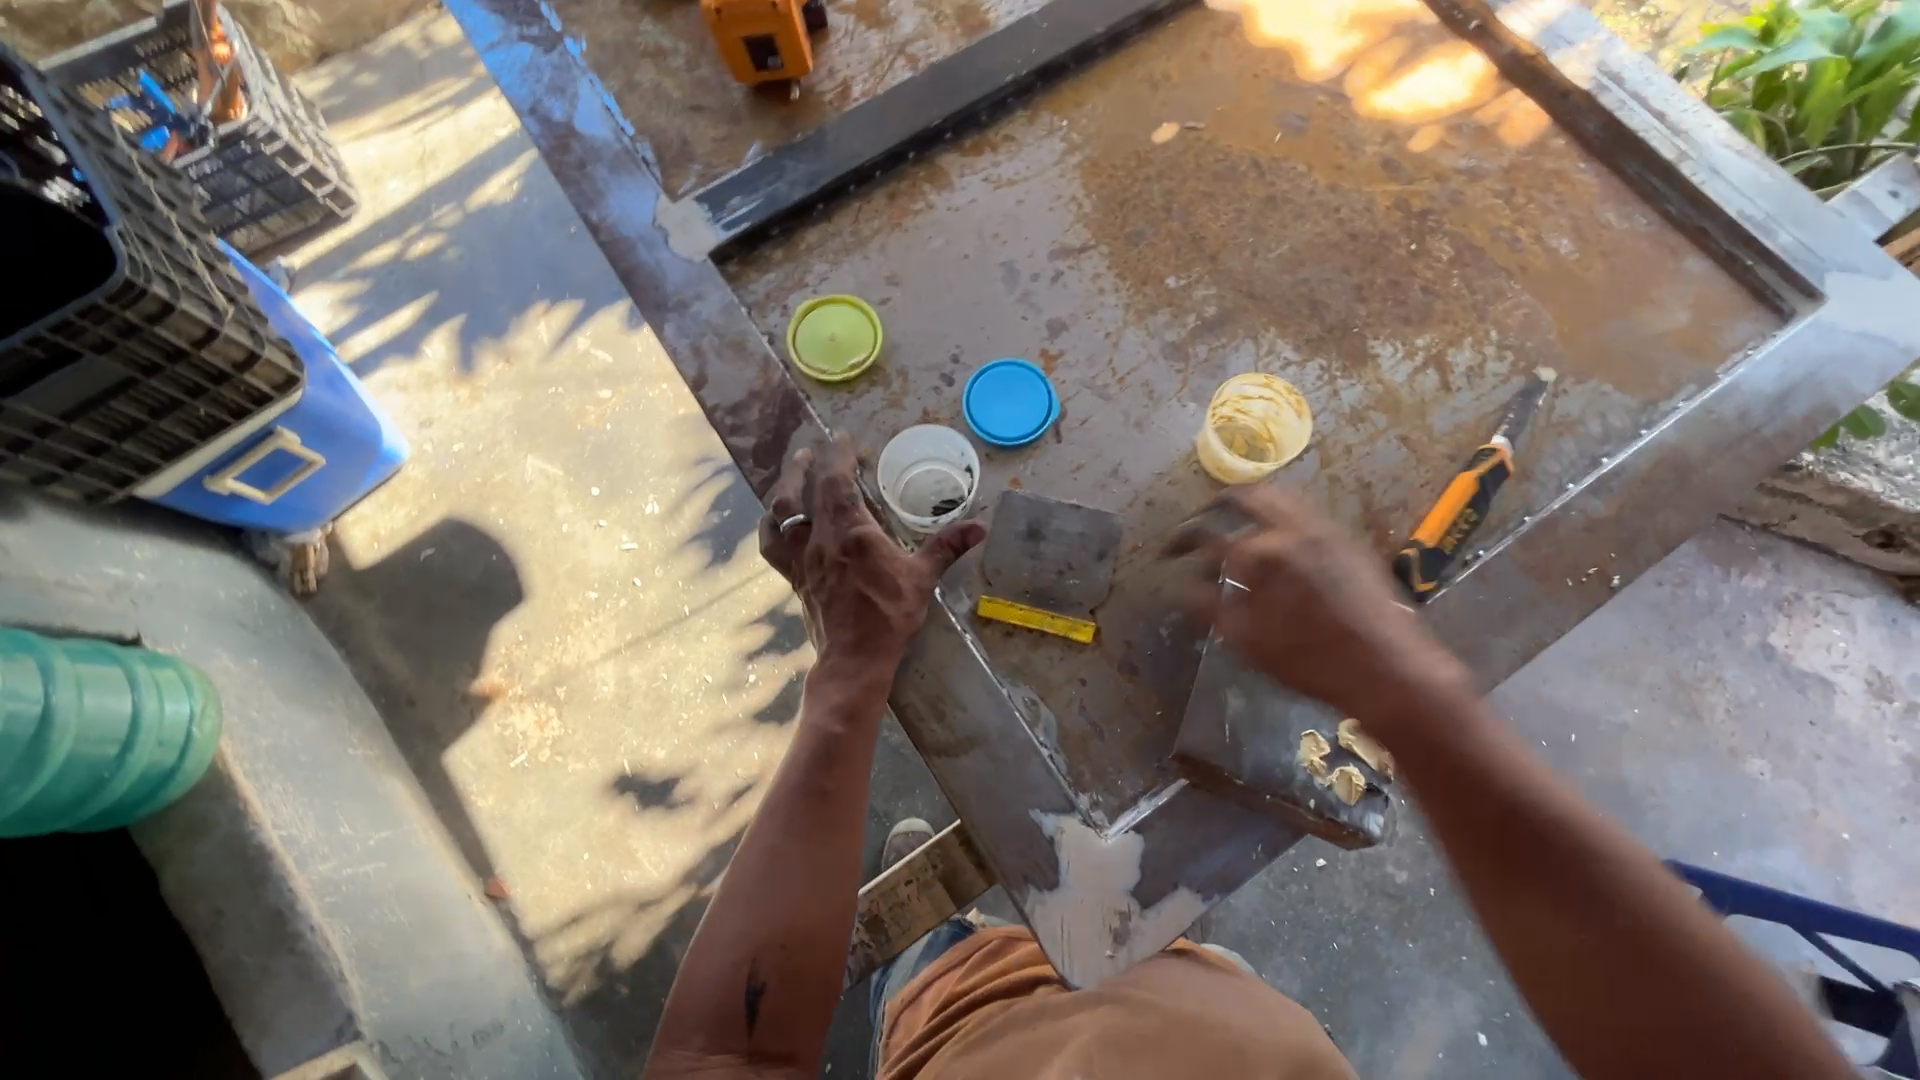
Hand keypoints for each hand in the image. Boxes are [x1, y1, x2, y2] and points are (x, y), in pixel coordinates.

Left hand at [758, 436, 985, 685]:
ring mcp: (801, 557)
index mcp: (852, 532)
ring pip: (780, 510)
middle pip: (804, 488)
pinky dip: (770, 523)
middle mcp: (819, 538)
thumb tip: (980, 527)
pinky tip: (776, 516)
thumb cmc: (889, 617)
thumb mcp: (922, 578)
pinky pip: (771, 543)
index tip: (843, 438)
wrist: (854, 659)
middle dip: (811, 462)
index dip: (838, 454)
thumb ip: (947, 547)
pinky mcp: (792, 576)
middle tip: (819, 449)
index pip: (837, 479)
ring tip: (795, 470)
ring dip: (786, 484)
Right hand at [1163, 486, 1471, 735]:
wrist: (1386, 668)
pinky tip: (1277, 541)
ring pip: (1278, 498)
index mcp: (1257, 554)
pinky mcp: (1346, 538)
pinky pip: (1305, 511)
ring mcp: (1322, 529)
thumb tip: (1180, 585)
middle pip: (1244, 497)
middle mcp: (1289, 529)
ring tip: (1237, 524)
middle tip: (1202, 520)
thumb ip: (1207, 606)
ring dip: (1251, 505)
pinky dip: (1281, 515)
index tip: (1168, 551)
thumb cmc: (1309, 661)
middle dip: (1216, 506)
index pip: (1204, 533)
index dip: (1179, 540)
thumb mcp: (1246, 640)